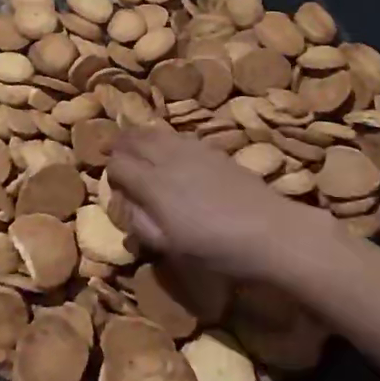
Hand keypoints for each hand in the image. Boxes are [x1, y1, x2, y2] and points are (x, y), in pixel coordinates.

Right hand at [107, 127, 335, 279]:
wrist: (269, 231)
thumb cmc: (217, 248)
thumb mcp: (171, 247)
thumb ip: (142, 223)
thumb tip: (127, 205)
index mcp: (153, 184)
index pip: (118, 165)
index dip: (110, 172)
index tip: (113, 184)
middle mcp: (168, 159)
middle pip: (134, 140)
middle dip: (120, 144)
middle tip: (112, 150)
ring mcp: (192, 150)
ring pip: (156, 132)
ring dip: (140, 135)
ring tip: (134, 141)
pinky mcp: (213, 149)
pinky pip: (179, 135)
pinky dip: (164, 137)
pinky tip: (168, 147)